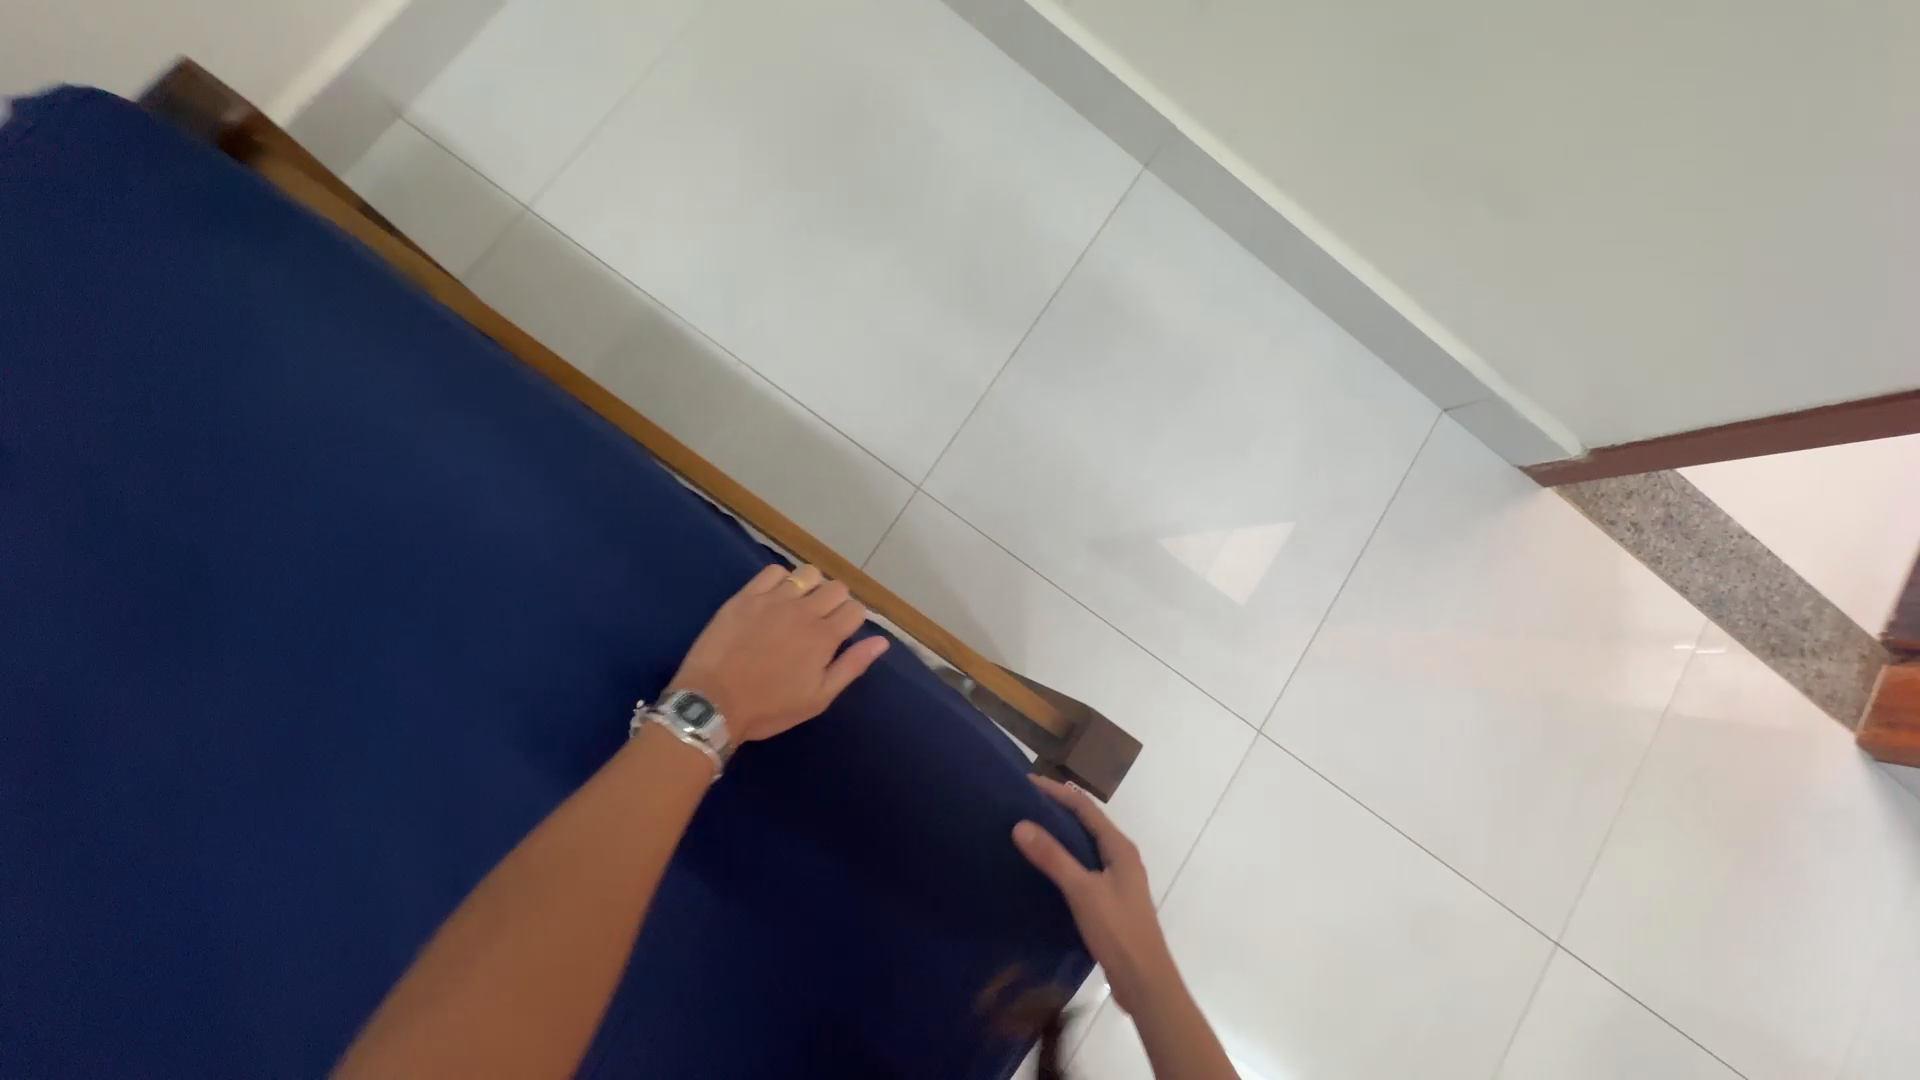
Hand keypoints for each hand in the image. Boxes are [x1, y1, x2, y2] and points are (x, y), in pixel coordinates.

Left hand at [666, 564, 889, 744]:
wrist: (712, 702)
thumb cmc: (769, 708)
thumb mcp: (818, 698)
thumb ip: (852, 666)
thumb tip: (881, 641)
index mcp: (825, 637)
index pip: (855, 609)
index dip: (852, 620)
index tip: (841, 634)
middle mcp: (804, 611)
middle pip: (837, 587)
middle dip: (836, 602)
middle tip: (820, 622)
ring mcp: (773, 600)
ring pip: (808, 574)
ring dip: (811, 586)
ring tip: (799, 605)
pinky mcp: (746, 596)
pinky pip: (774, 572)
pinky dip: (781, 580)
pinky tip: (774, 598)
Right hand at [1012, 776, 1178, 1015]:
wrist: (1146, 984)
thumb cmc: (1119, 932)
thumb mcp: (1083, 891)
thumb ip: (1053, 857)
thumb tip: (1020, 824)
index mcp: (1119, 847)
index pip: (1085, 807)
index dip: (1056, 792)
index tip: (1027, 783)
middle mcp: (1121, 856)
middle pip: (1086, 822)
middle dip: (1056, 809)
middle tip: (1022, 803)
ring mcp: (1118, 879)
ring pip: (1084, 845)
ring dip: (1060, 833)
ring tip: (1028, 828)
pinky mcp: (1110, 899)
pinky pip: (1083, 866)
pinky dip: (1064, 858)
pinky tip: (1044, 868)